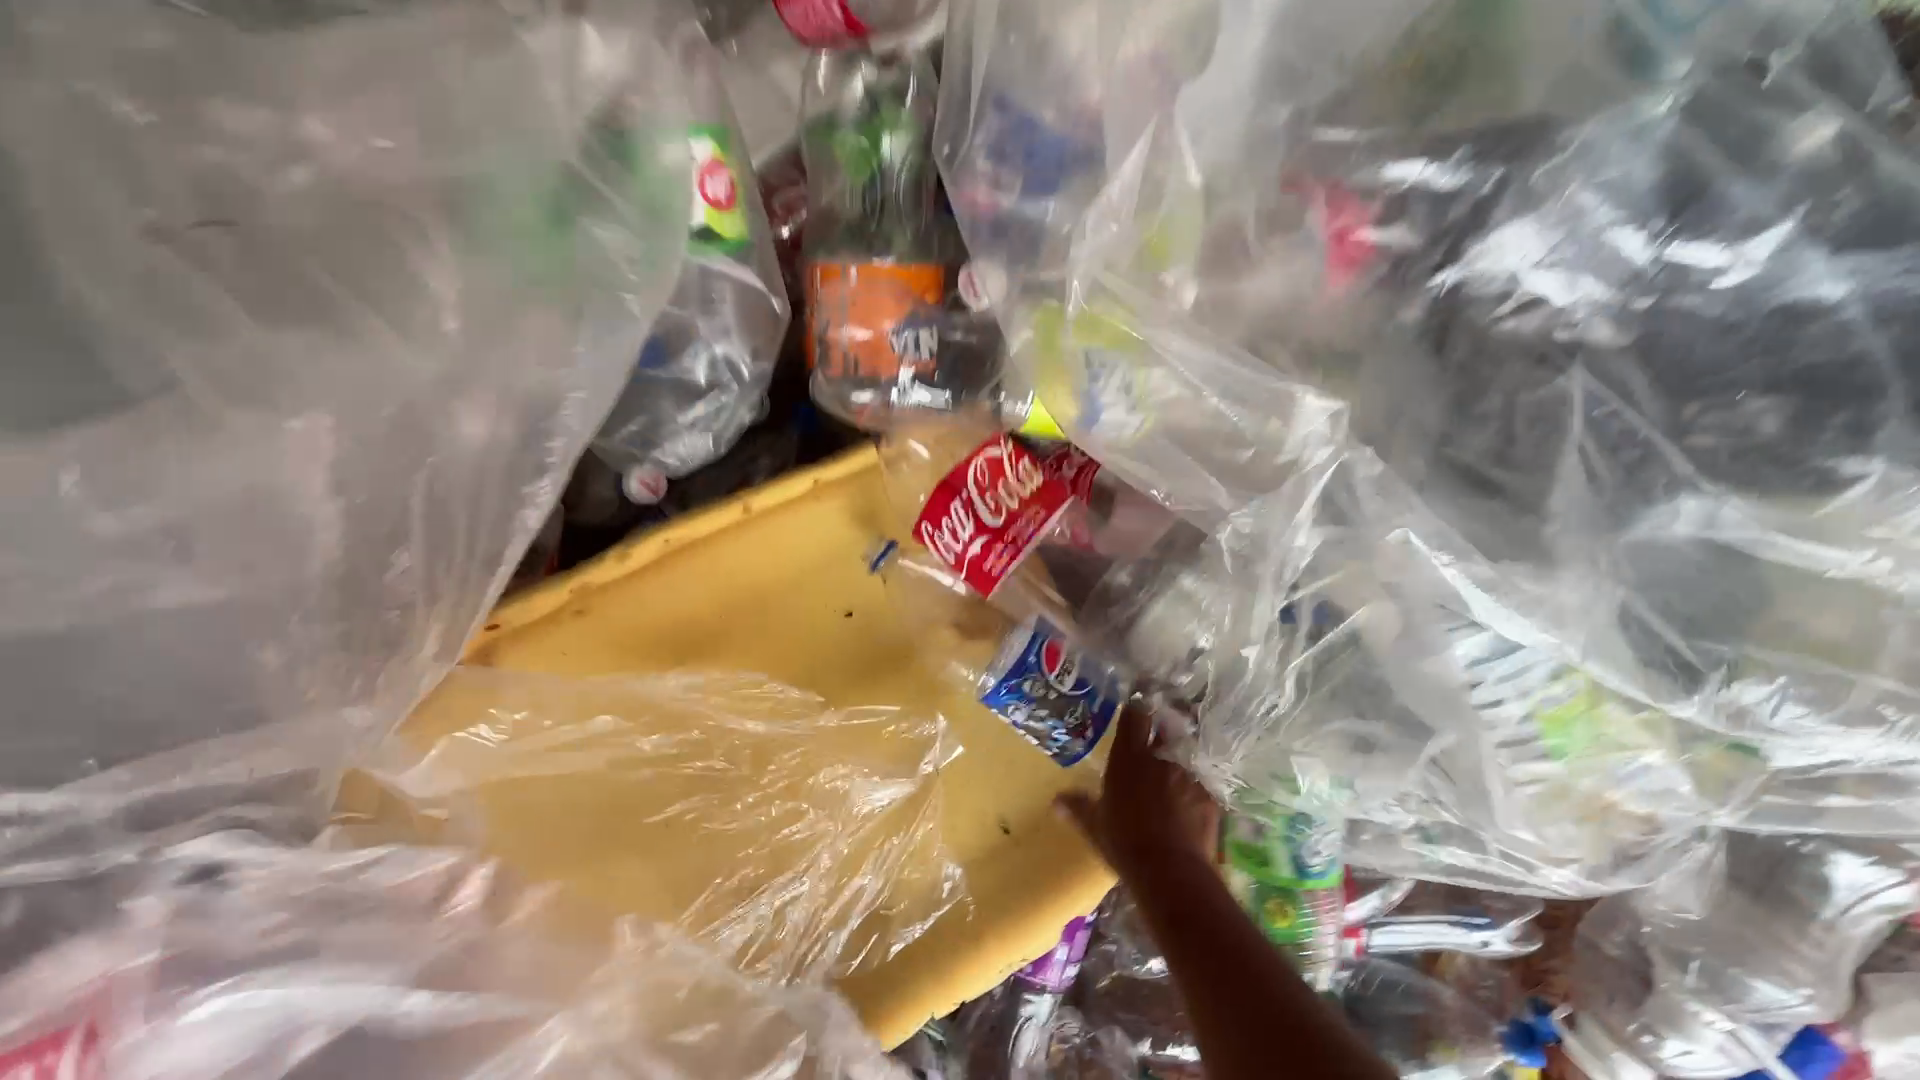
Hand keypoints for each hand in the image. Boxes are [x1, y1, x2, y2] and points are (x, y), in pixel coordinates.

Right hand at [1055, 701, 1220, 879]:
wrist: (1171, 871)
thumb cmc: (1124, 844)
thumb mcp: (1094, 826)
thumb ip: (1078, 807)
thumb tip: (1057, 800)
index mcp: (1129, 758)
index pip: (1135, 716)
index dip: (1135, 711)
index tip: (1135, 712)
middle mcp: (1161, 757)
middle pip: (1166, 728)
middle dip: (1163, 730)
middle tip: (1158, 740)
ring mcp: (1189, 774)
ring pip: (1187, 753)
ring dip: (1181, 759)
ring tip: (1178, 772)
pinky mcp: (1209, 793)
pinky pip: (1203, 781)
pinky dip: (1197, 787)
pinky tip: (1193, 801)